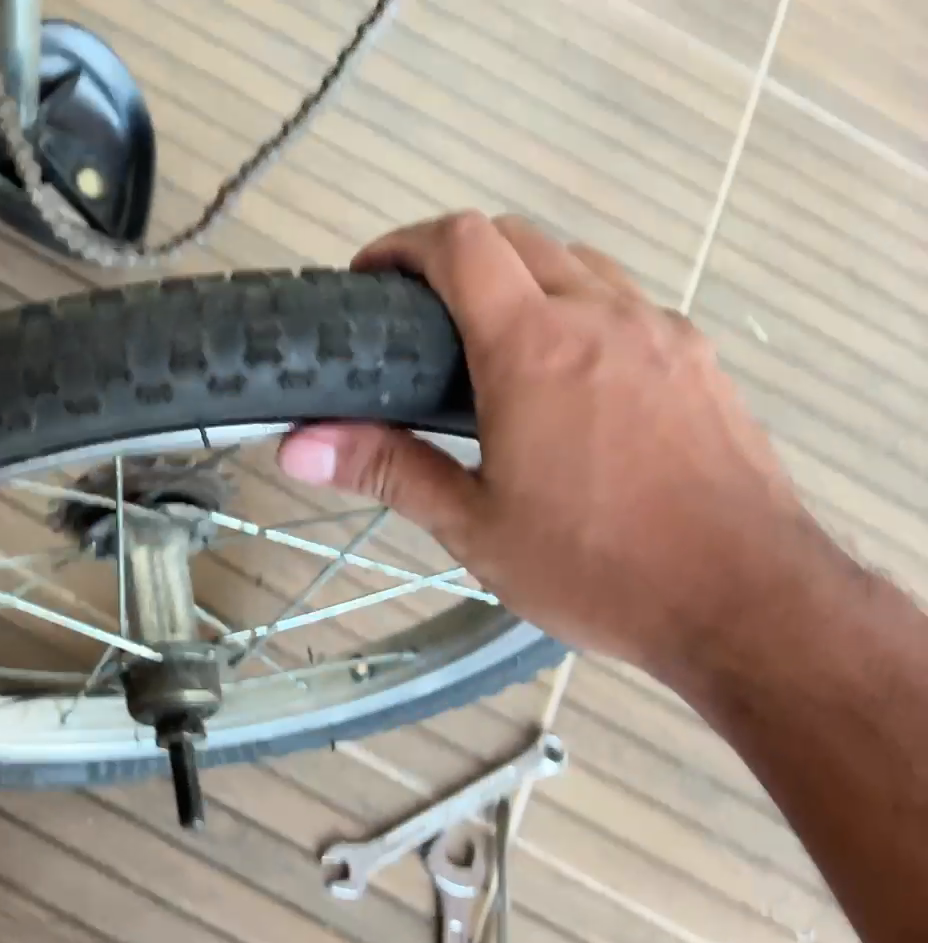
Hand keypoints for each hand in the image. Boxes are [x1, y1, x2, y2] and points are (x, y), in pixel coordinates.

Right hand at [276, 212, 843, 671]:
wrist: (750, 603)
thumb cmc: (595, 566)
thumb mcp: (471, 524)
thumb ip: (384, 469)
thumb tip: (295, 448)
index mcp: (535, 349)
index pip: (464, 245)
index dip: (404, 245)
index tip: (366, 278)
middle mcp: (603, 318)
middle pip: (518, 235)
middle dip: (451, 252)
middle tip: (405, 309)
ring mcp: (661, 332)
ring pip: (575, 259)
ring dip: (513, 272)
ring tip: (470, 336)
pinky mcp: (696, 359)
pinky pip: (619, 298)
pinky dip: (566, 302)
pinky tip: (548, 371)